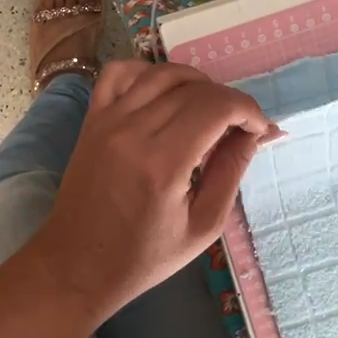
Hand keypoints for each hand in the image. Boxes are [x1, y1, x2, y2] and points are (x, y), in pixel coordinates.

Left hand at [30, 61, 276, 314]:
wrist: (77, 266)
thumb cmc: (144, 256)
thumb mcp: (203, 226)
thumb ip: (231, 172)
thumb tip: (254, 133)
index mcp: (163, 163)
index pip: (217, 106)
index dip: (248, 110)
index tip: (260, 129)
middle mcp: (133, 131)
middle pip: (195, 88)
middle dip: (228, 101)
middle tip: (239, 128)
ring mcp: (108, 120)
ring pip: (162, 73)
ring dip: (196, 83)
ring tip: (208, 110)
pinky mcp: (92, 120)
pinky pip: (119, 74)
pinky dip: (147, 72)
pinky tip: (163, 93)